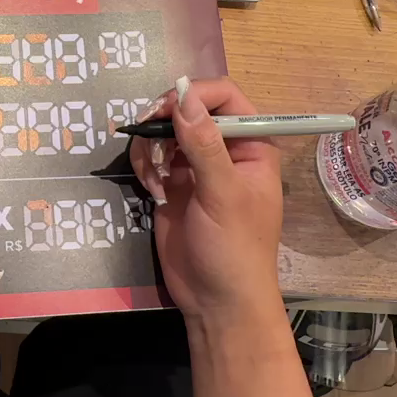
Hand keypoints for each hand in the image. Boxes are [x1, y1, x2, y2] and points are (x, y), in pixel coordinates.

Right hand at [130, 78, 283, 325]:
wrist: (215, 302)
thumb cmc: (234, 249)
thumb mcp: (222, 195)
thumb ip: (203, 145)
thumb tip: (183, 96)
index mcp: (251, 145)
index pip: (224, 96)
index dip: (194, 94)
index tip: (166, 109)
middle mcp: (224, 148)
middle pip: (188, 108)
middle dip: (164, 120)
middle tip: (147, 137)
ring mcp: (196, 165)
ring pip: (164, 131)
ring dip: (150, 147)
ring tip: (154, 178)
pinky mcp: (172, 183)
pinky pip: (151, 156)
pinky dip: (145, 166)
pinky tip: (152, 191)